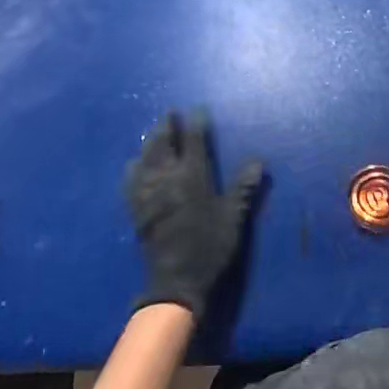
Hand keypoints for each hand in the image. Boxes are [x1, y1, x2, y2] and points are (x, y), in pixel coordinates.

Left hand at [125, 111, 263, 318]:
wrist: (176, 279)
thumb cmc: (209, 247)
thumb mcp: (232, 218)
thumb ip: (243, 187)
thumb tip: (257, 160)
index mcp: (192, 176)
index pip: (193, 140)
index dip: (196, 122)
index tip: (198, 109)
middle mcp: (166, 176)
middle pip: (162, 142)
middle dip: (167, 125)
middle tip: (170, 113)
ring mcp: (147, 190)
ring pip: (145, 156)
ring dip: (150, 140)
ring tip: (155, 132)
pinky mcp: (135, 206)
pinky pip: (131, 177)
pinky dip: (135, 164)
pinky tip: (136, 162)